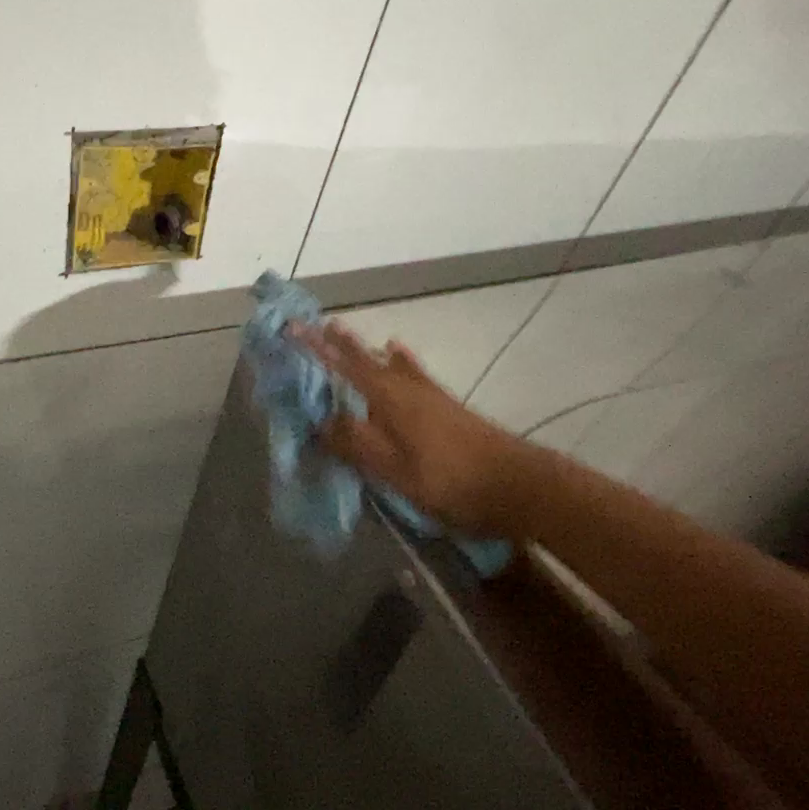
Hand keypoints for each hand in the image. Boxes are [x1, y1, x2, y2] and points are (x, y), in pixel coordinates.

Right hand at [290, 320, 544, 534]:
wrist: (517, 485)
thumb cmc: (448, 480)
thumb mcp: (393, 469)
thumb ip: (355, 443)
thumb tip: (319, 421)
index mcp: (387, 399)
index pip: (343, 366)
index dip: (316, 348)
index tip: (291, 327)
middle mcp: (406, 387)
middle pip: (365, 358)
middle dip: (338, 342)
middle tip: (314, 324)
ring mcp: (429, 393)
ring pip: (387, 363)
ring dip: (363, 349)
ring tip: (345, 334)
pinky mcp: (445, 404)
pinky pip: (412, 371)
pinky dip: (399, 360)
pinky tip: (398, 352)